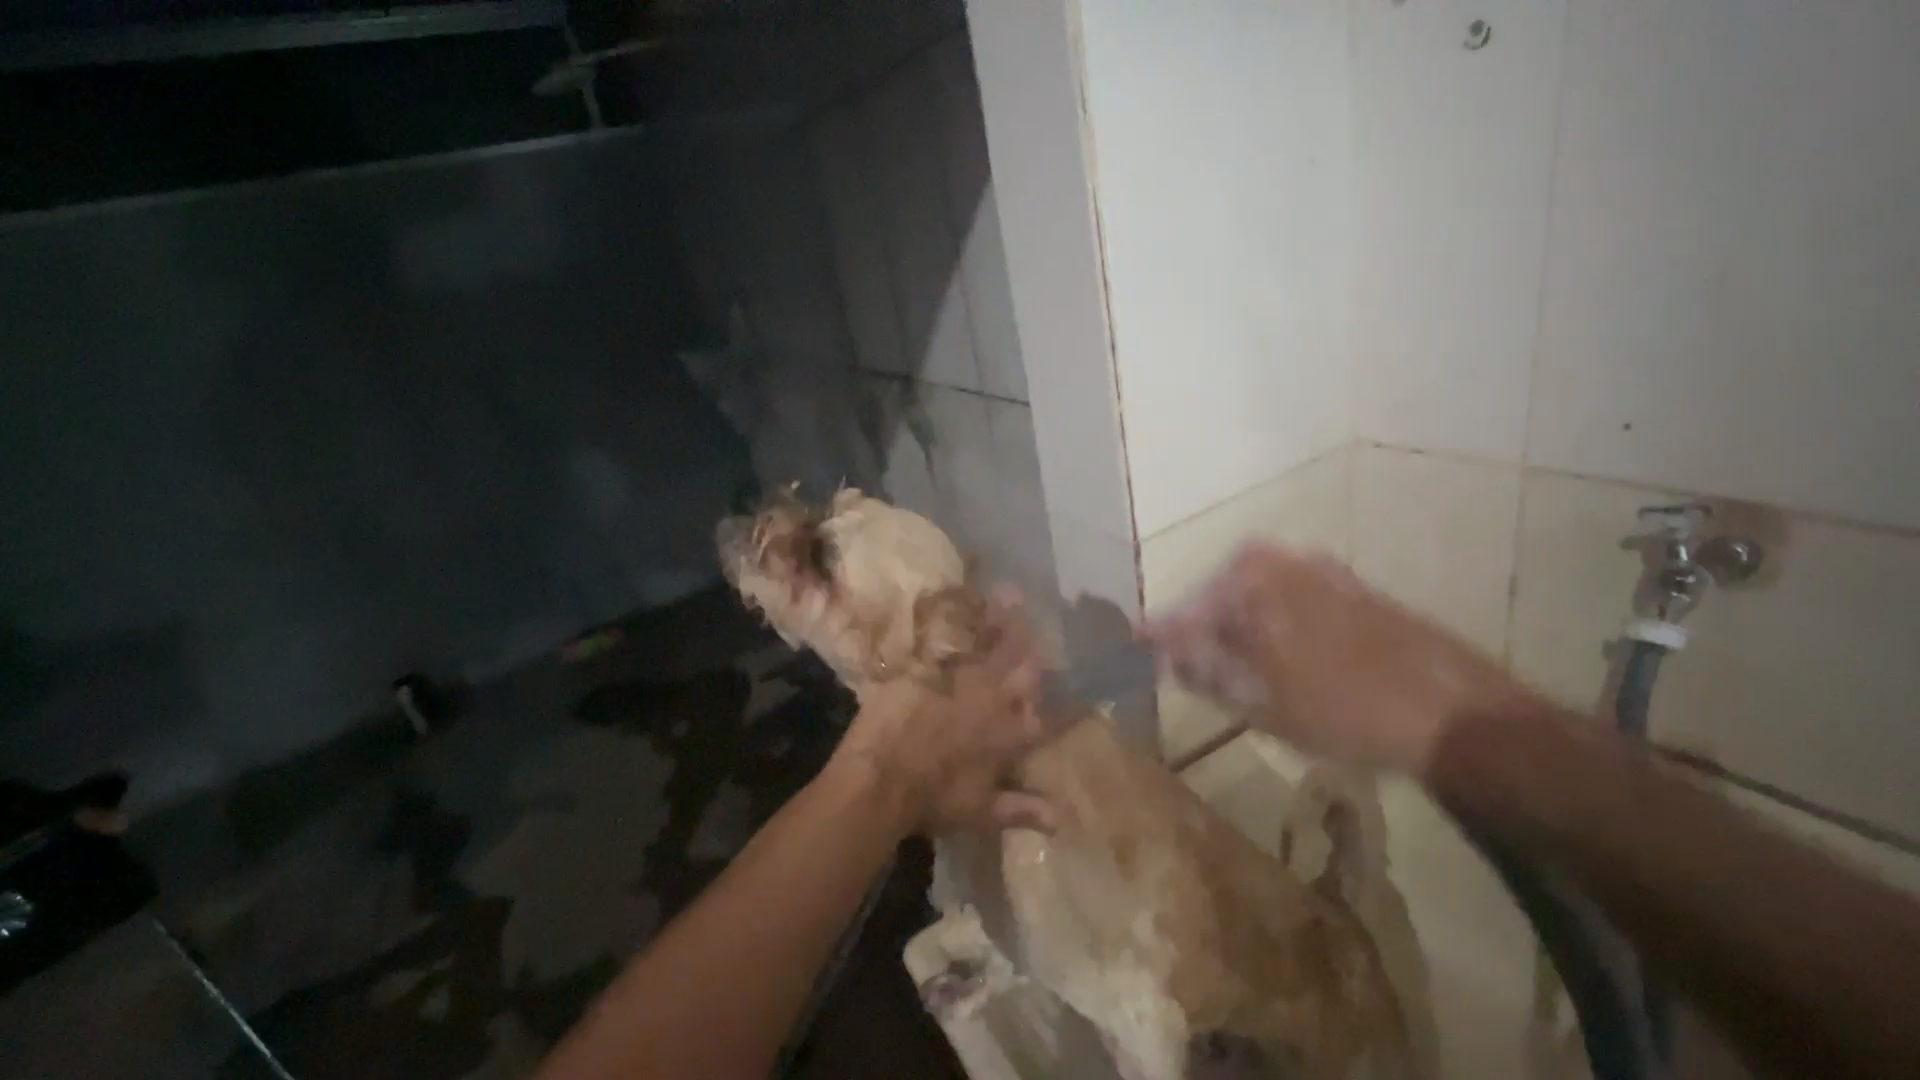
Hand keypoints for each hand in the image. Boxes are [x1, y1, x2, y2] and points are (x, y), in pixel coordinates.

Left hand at [829, 590, 1053, 834]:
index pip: (1050, 718)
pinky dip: (957, 615)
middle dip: (1039, 650)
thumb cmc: (931, 802)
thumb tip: (1061, 819)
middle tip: (1047, 630)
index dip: (1072, 706)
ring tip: (1014, 593)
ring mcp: (960, 677)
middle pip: (1025, 669)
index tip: (1091, 693)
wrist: (882, 780)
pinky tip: (962, 594)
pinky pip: (947, 633)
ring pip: (991, 642)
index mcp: (1008, 736)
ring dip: (1005, 619)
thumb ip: (1021, 810)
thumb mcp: (981, 812)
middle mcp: (992, 700)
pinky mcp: (928, 664)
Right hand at [1144, 543, 1531, 774]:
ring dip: (1240, 624)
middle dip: (1203, 626)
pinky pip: (1291, 596)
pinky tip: (1285, 658)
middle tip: (1194, 663)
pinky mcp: (1352, 587)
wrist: (1451, 712)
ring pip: (1257, 593)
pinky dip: (1275, 621)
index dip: (1161, 636)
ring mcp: (1321, 571)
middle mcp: (1281, 564)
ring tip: (1238, 666)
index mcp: (1250, 584)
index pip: (1184, 610)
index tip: (1139, 648)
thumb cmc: (1343, 711)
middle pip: (1220, 594)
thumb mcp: (1260, 702)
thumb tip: (1164, 652)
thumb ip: (1204, 670)